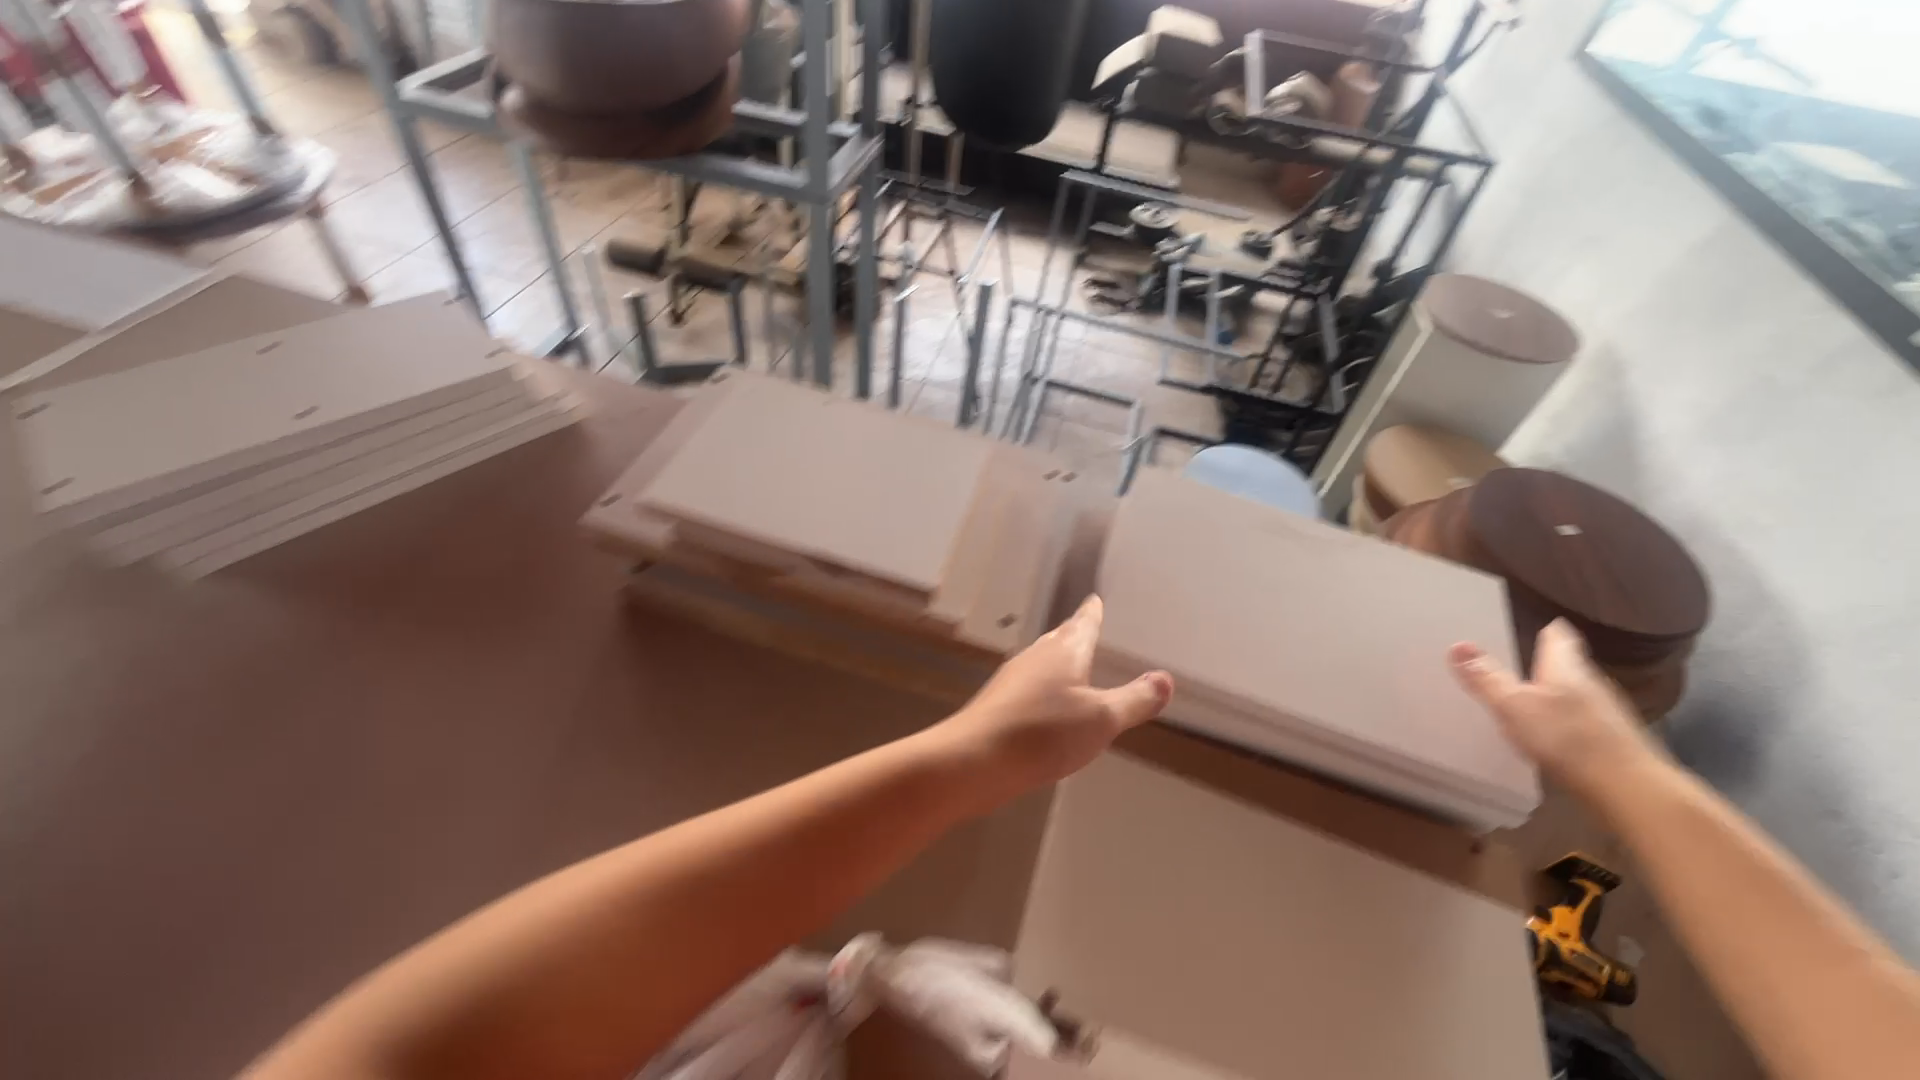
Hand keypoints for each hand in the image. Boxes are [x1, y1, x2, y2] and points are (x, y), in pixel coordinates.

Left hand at [927, 595, 1172, 811]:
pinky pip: (1029, 689)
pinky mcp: (998, 707)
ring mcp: (1012, 682)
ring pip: (1041, 663)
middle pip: (1059, 640)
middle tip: (1086, 626)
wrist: (973, 761)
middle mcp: (1034, 658)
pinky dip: (1044, 689)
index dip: (1092, 612)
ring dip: (1058, 661)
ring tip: (1072, 665)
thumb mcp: (1101, 719)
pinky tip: (1047, 707)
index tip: (1095, 599)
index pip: (1083, 624)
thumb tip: (1165, 678)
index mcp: (1063, 652)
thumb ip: (1134, 700)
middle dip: (1074, 634)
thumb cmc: (1042, 733)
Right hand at [1449, 619, 1667, 797]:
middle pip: (1568, 666)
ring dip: (1556, 694)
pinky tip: (1551, 734)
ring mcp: (1606, 714)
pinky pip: (1581, 721)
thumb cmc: (1567, 738)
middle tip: (1520, 660)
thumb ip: (1486, 678)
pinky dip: (1565, 721)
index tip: (1539, 624)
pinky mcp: (1612, 742)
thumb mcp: (1514, 706)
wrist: (1630, 790)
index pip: (1559, 638)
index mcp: (1566, 668)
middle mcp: (1591, 683)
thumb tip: (1457, 645)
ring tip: (1529, 697)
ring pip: (1576, 694)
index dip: (1548, 630)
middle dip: (1547, 663)